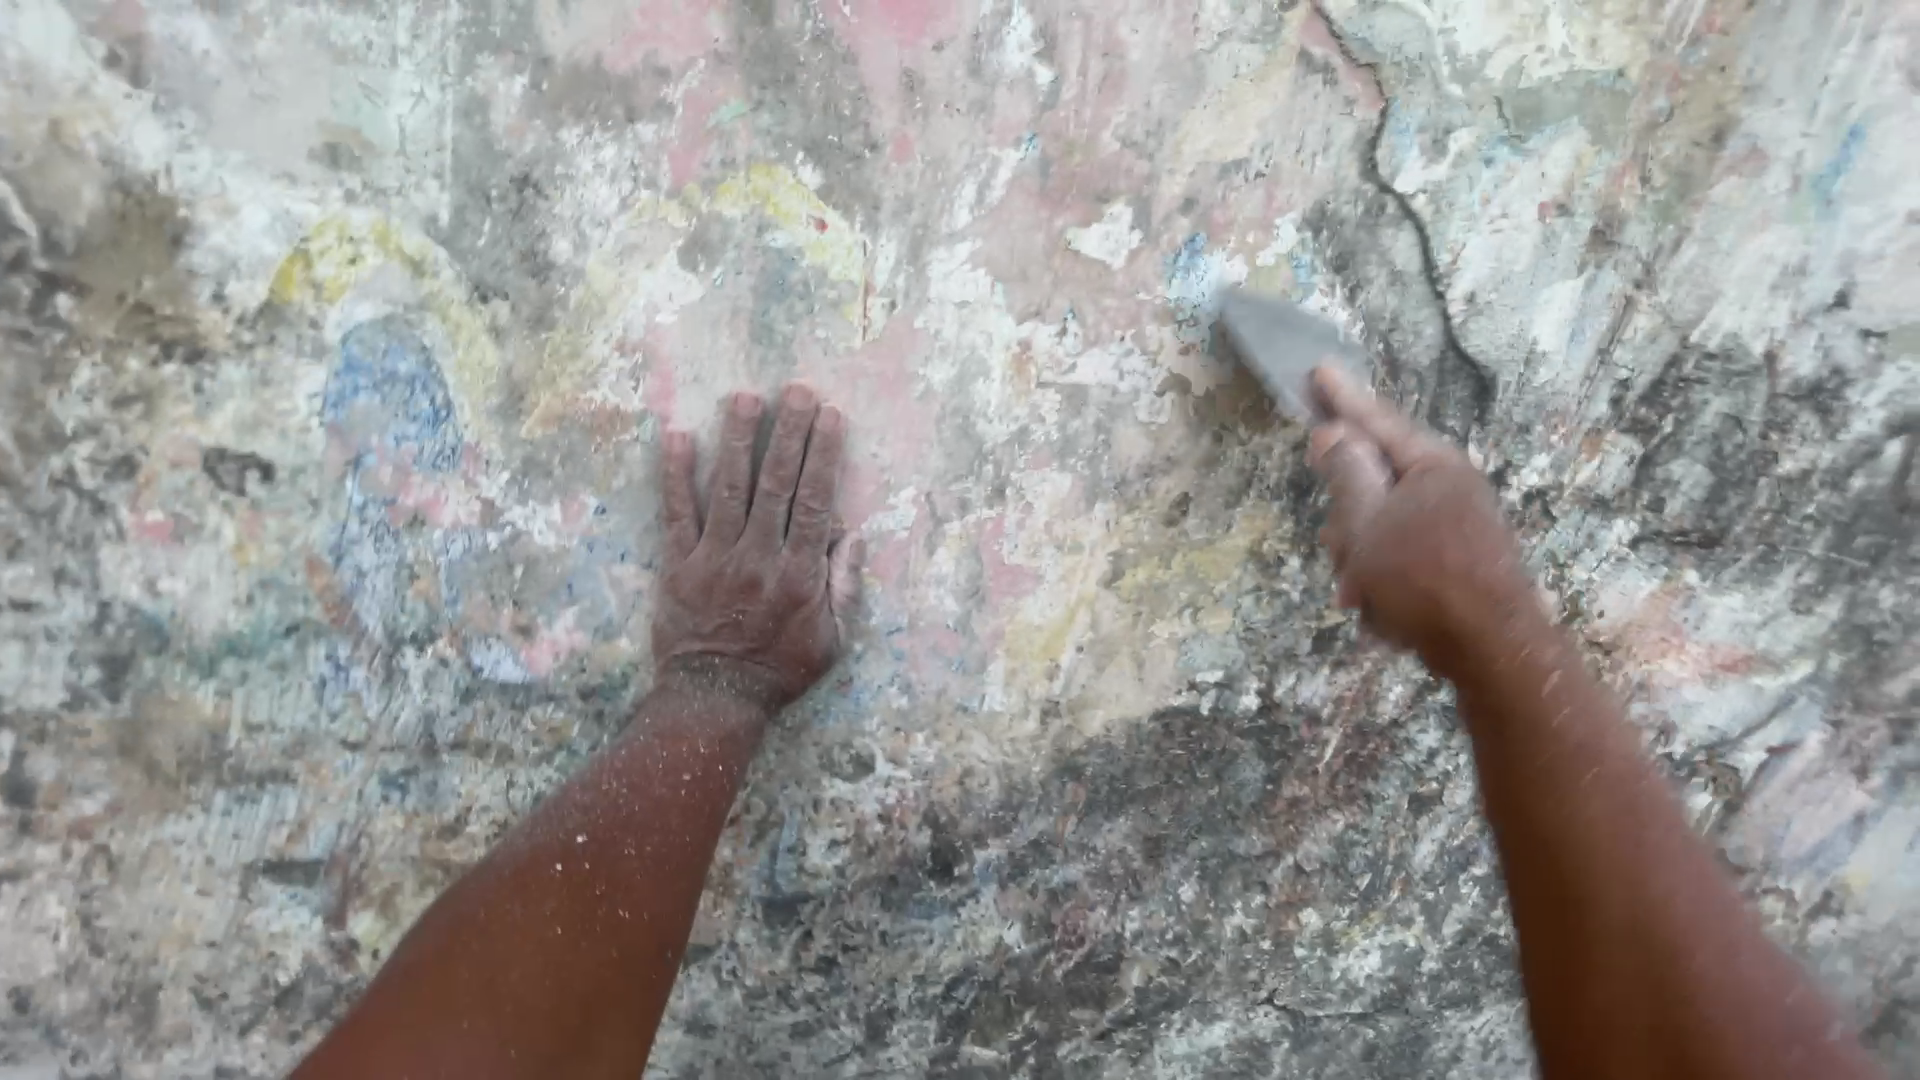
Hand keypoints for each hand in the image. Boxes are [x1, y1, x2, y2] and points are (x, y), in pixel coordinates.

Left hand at [652, 384, 860, 712]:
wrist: (715, 698)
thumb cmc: (782, 670)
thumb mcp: (834, 640)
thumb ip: (846, 588)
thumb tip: (853, 535)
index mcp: (801, 574)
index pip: (815, 502)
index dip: (823, 455)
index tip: (830, 417)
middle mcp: (760, 557)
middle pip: (777, 485)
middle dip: (788, 433)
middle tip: (796, 391)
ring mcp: (716, 558)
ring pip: (729, 489)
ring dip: (738, 440)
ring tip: (744, 398)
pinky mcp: (679, 565)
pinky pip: (676, 514)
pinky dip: (676, 475)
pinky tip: (678, 437)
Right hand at [1306, 367, 1534, 669]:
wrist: (1491, 648)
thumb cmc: (1422, 578)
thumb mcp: (1366, 522)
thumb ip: (1346, 473)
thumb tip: (1333, 432)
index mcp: (1431, 466)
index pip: (1376, 421)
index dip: (1341, 399)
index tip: (1317, 369)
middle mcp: (1447, 486)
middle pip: (1371, 482)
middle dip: (1347, 521)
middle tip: (1340, 554)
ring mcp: (1454, 522)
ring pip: (1379, 523)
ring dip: (1360, 558)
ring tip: (1360, 594)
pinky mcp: (1455, 557)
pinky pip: (1398, 553)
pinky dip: (1380, 576)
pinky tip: (1379, 606)